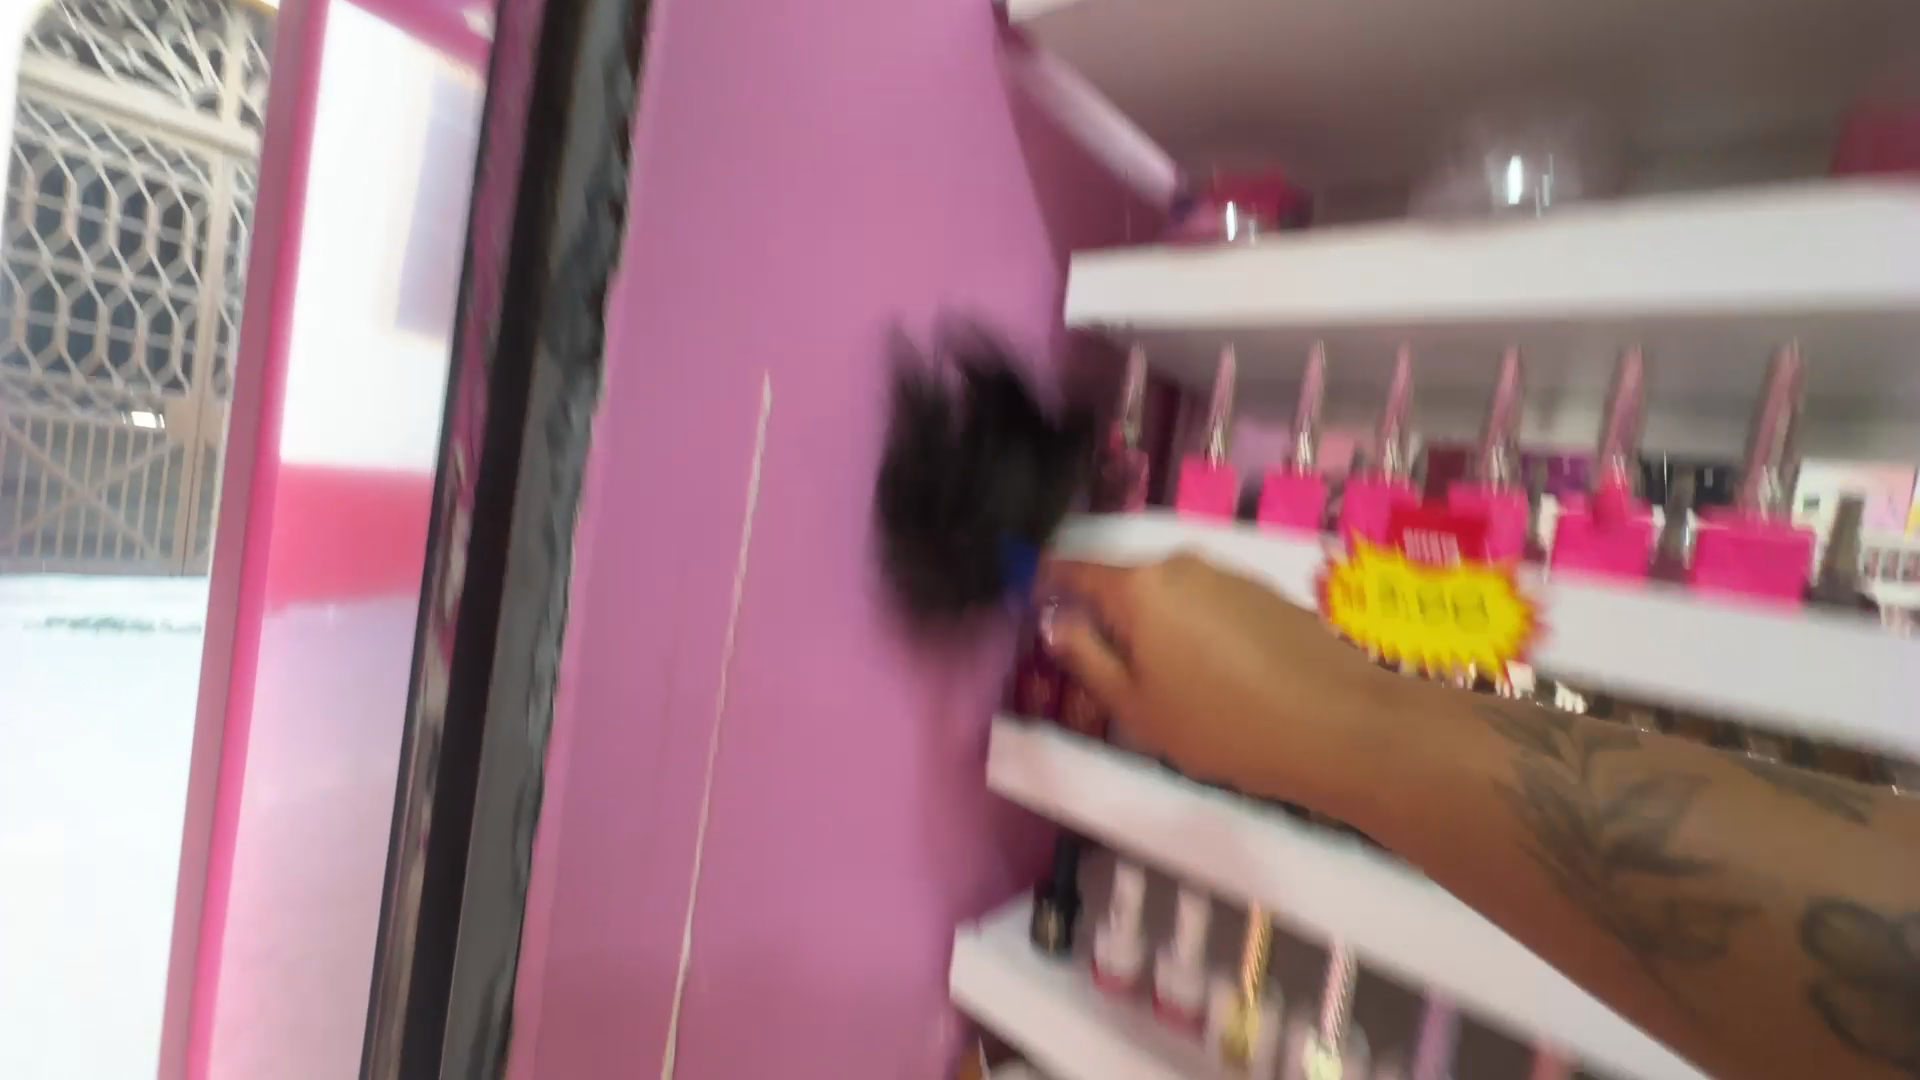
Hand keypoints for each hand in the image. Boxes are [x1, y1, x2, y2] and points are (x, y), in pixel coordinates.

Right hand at [1039, 553, 1412, 810]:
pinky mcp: (1261, 588)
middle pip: (1123, 582)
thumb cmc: (1222, 724)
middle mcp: (1178, 564)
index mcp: (1138, 587)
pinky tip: (1216, 671)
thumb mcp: (1136, 705)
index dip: (1047, 582)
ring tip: (1169, 679)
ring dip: (1153, 623)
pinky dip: (1193, 625)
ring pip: (1166, 592)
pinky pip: (1205, 599)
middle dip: (1107, 615)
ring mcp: (1225, 572)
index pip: (1073, 568)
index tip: (1035, 602)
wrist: (1343, 725)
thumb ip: (1085, 656)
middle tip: (1112, 669)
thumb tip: (1056, 620)